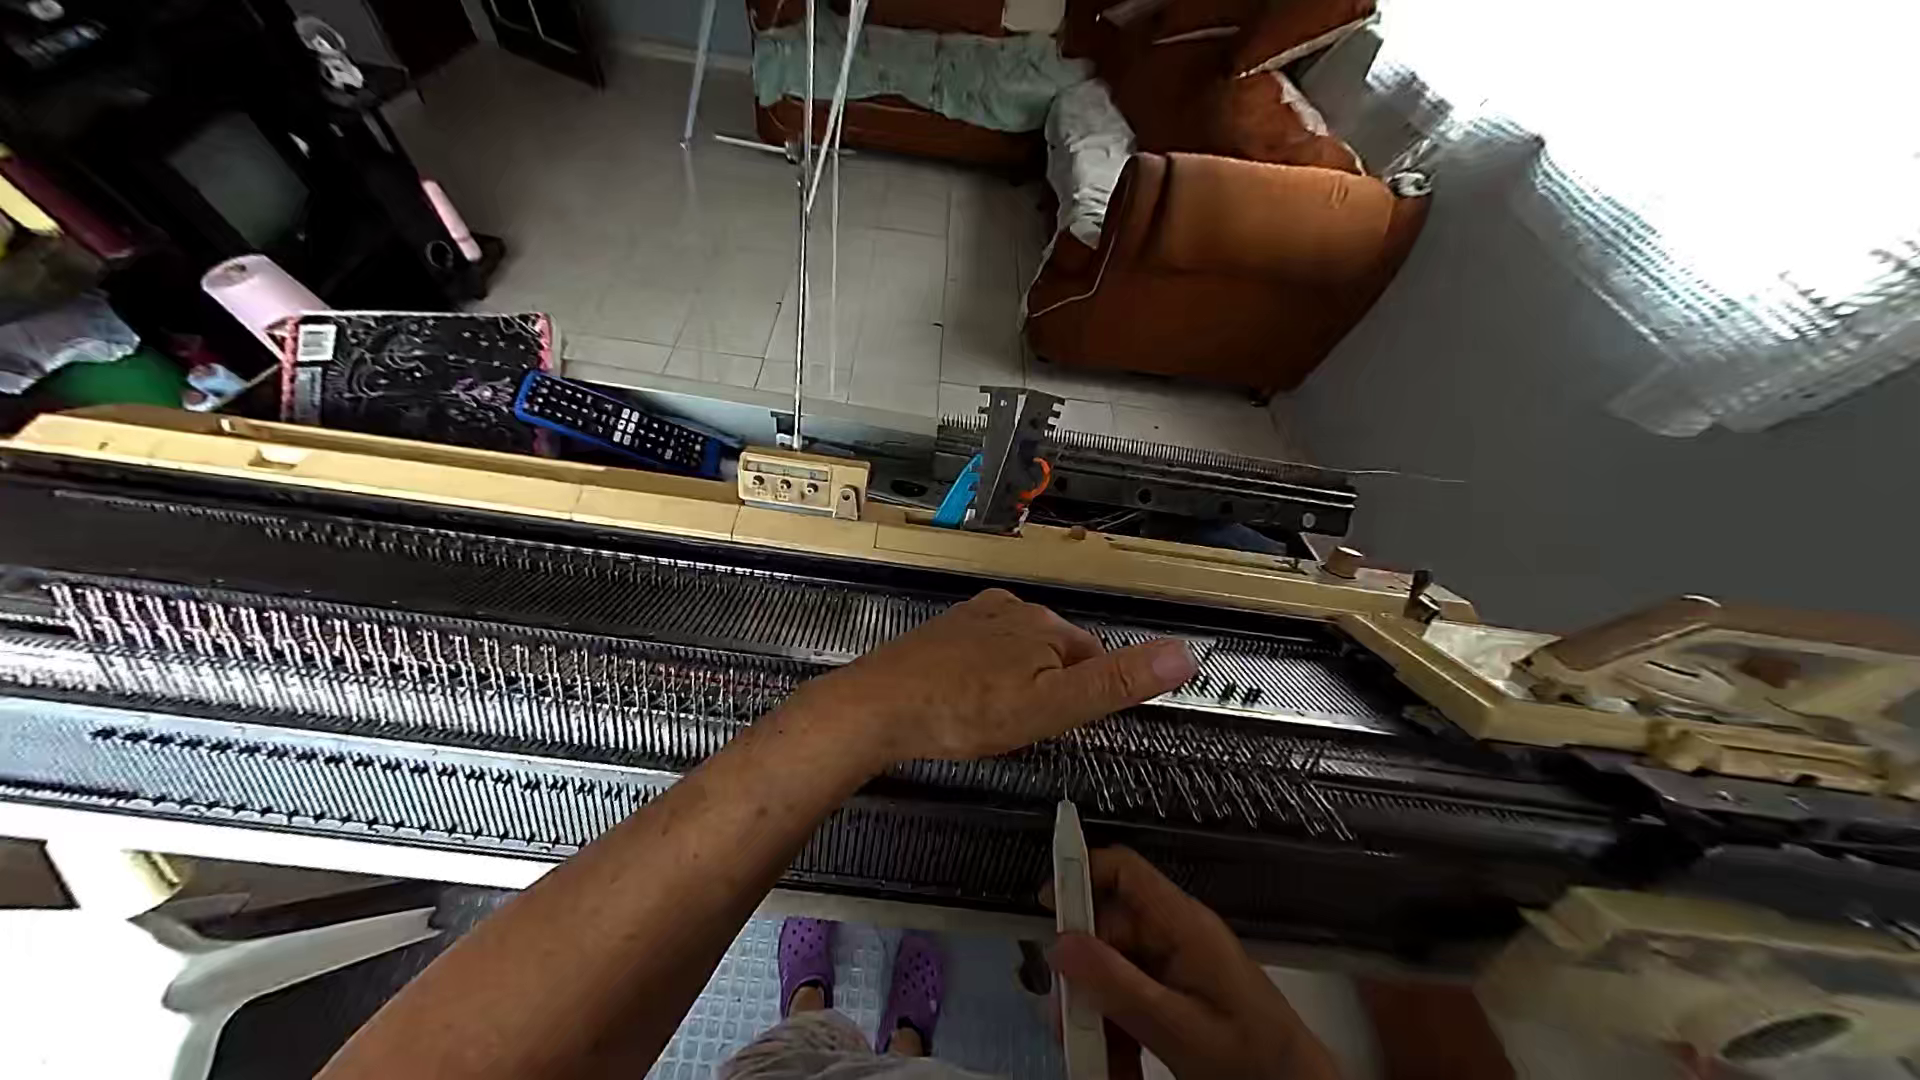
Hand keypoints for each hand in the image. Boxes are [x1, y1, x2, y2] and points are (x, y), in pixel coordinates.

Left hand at [787, 588, 1194, 768]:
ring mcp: (971, 619)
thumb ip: (1116, 682)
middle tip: (1026, 728)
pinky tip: (966, 704)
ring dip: (1016, 684)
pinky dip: (984, 679)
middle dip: (1049, 689)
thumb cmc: (966, 711)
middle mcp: (1009, 611)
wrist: (879, 708)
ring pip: (1016, 654)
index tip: (1065, 724)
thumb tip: (1183, 653)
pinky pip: (981, 656)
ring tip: (995, 721)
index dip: (1084, 695)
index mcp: (1043, 625)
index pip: (1092, 657)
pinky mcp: (942, 634)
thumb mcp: (1052, 706)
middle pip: (1053, 653)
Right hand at [1045, 847, 1342, 1079]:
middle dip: (1084, 974)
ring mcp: (1179, 964)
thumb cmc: (1251, 1062)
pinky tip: (1118, 1066)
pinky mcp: (1182, 992)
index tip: (1047, 904)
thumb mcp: (1179, 1031)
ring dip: (1100, 1012)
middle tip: (1064, 1020)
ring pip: (1117, 969)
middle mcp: (1176, 932)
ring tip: (1095, 1060)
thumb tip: (1057, 945)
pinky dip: (1120, 1028)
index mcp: (1182, 923)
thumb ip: (1117, 987)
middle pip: (1110, 929)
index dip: (1082, 872)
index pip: (1124, 870)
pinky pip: (1135, 996)